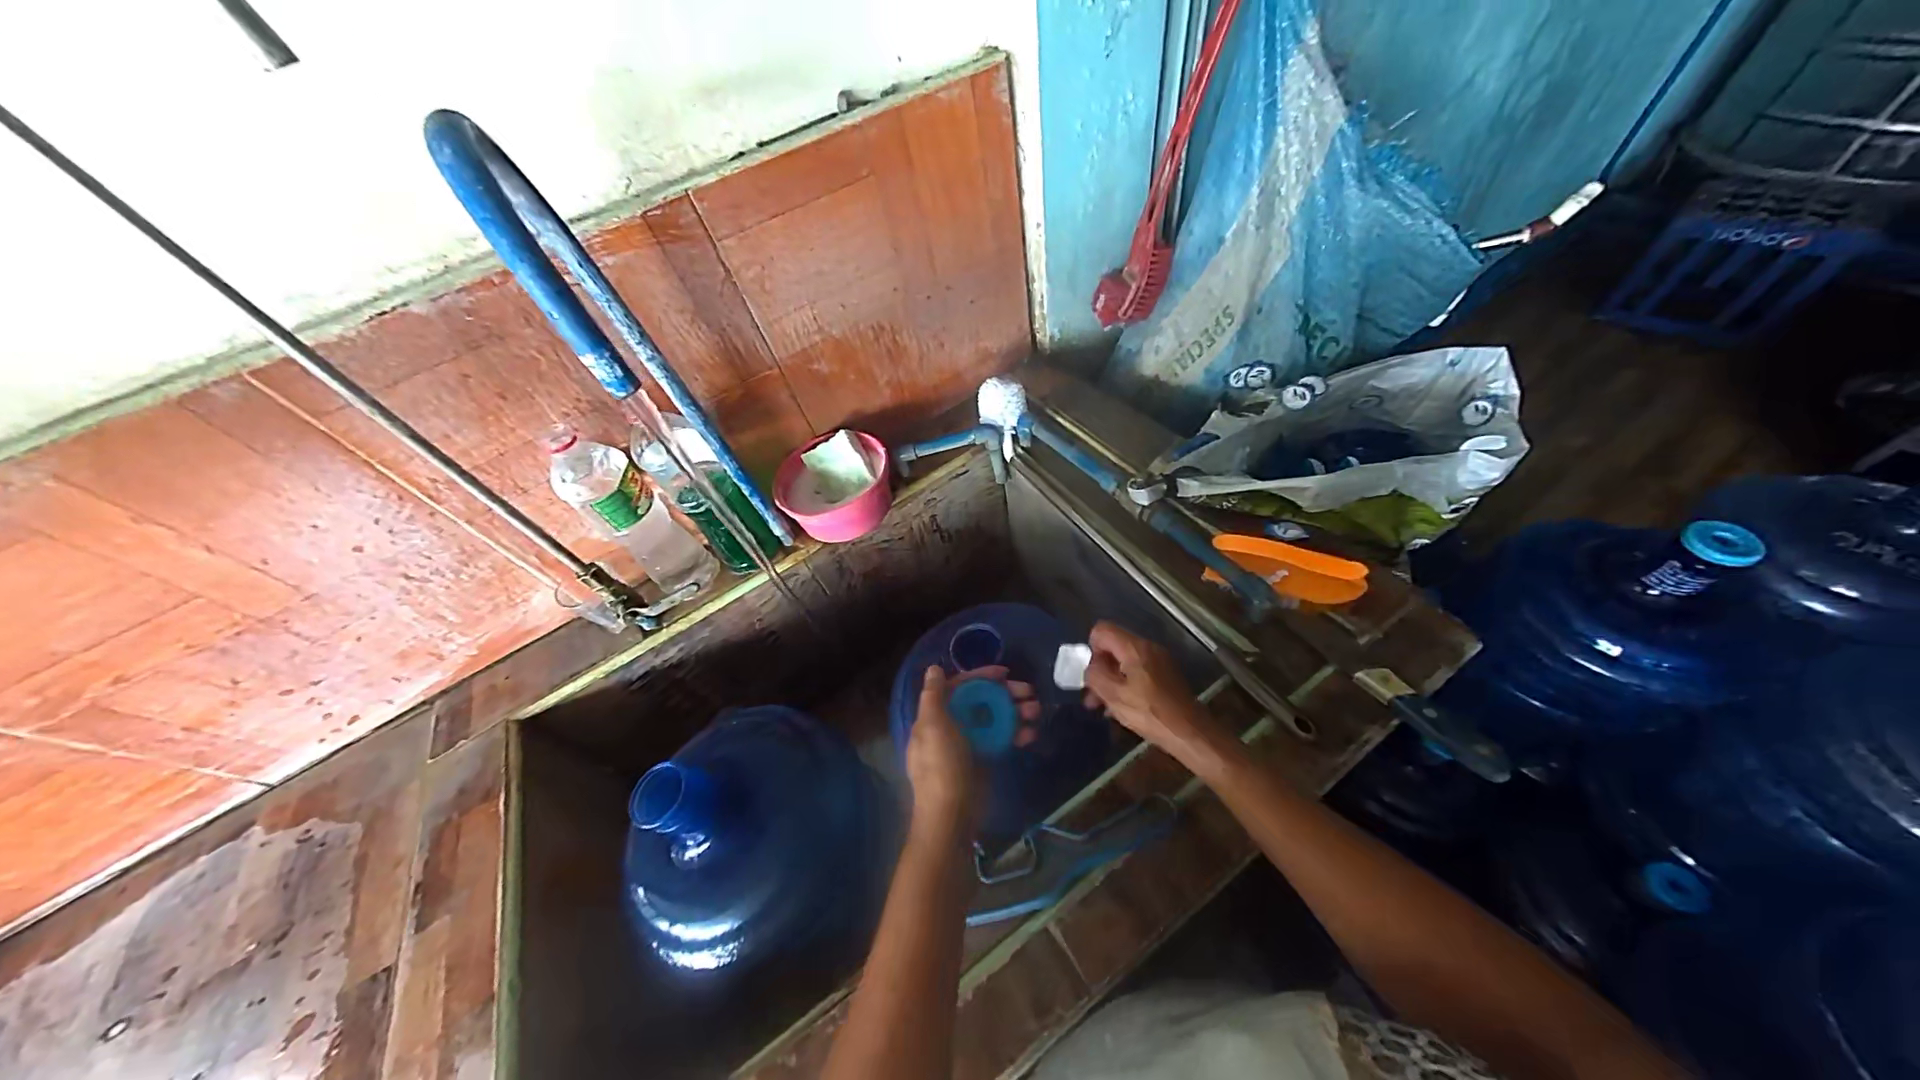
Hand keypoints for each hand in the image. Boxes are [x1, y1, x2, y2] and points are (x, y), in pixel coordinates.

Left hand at [907, 666, 1040, 831]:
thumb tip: (933, 669)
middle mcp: (951, 726)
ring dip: (1016, 712)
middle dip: (1005, 694)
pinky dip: (1016, 734)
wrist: (951, 816)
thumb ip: (933, 697)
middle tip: (1030, 692)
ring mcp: (969, 743)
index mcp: (935, 716)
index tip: (1005, 673)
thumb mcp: (933, 728)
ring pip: (994, 719)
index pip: (959, 687)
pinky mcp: (983, 759)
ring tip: (1036, 711)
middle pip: (980, 701)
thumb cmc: (941, 768)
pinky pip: (1001, 739)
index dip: (981, 677)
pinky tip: (1031, 734)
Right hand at [1082, 621, 1236, 775]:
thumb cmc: (1149, 713)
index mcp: (1135, 648)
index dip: (1090, 649)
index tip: (1091, 674)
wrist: (1190, 732)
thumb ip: (1095, 675)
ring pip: (1124, 661)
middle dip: (1099, 668)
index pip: (1102, 630)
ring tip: (1104, 706)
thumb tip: (1089, 666)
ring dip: (1111, 679)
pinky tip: (1123, 707)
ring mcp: (1159, 660)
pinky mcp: (1166, 675)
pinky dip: (1125, 684)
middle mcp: (1148, 647)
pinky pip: (1137, 671)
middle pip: (1113, 645)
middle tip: (1092, 696)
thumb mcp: (1114, 696)